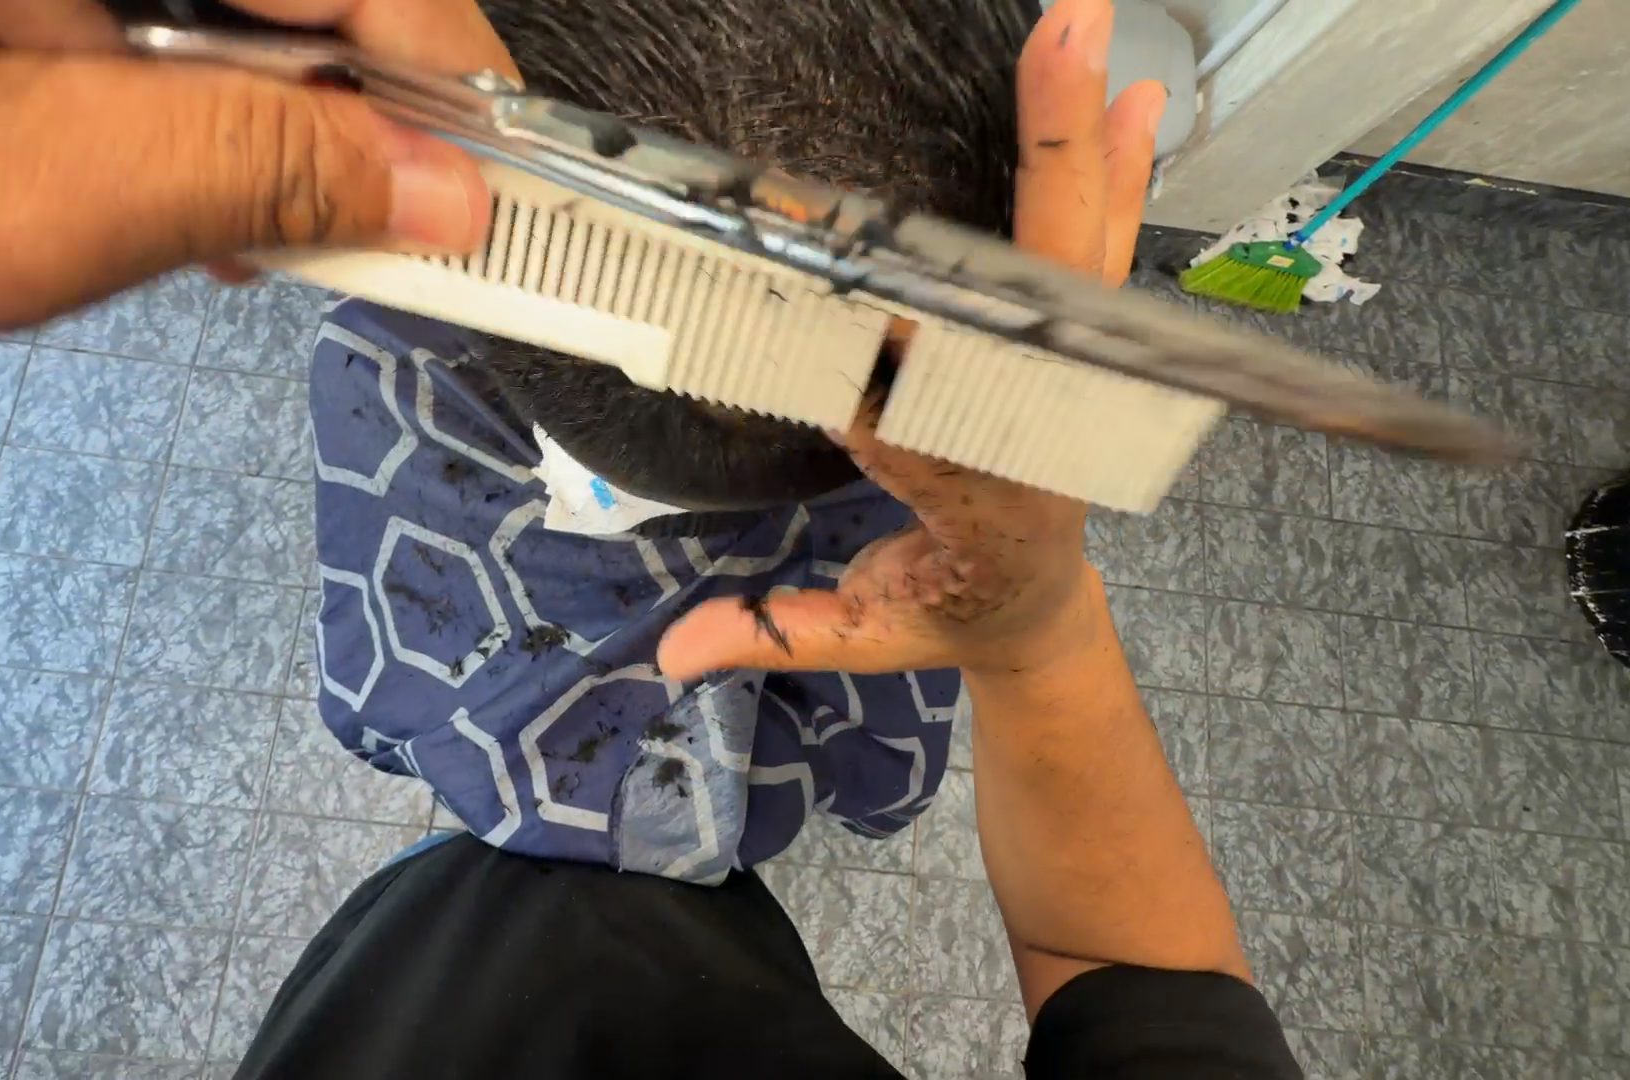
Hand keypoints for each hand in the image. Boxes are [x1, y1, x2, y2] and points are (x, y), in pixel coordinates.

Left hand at [0, 0, 513, 337]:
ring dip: (294, 106)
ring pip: (262, 1)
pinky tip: (191, 156)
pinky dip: (217, 82)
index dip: (445, 79)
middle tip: (387, 220)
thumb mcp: (46, 193)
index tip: (490, 184)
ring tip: (268, 214)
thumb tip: (443, 198)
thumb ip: (265, 173)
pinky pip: (188, 4)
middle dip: (366, 103)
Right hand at [657, 0, 1162, 679]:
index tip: (842, 225)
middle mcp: (1037, 432)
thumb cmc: (943, 619)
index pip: (924, 399)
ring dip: (1083, 149)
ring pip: (1077, 269)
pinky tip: (1138, 105)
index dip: (887, 319)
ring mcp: (1067, 393)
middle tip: (1058, 44)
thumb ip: (770, 636)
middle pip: (1030, 301)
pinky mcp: (1073, 368)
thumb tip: (669, 657)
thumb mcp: (857, 638)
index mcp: (976, 501)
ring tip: (1092, 34)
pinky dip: (1110, 188)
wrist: (1035, 613)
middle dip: (1035, 175)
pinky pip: (1096, 275)